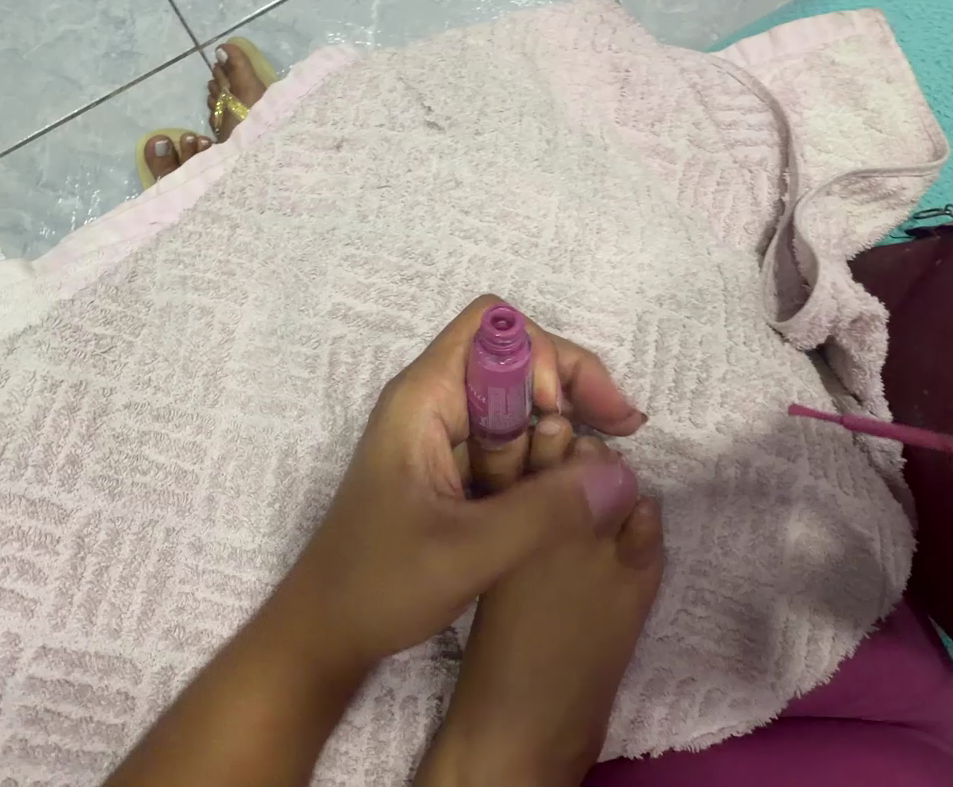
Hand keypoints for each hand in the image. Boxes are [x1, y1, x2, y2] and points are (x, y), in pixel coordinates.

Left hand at [267, 294, 648, 671]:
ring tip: (577, 488)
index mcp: (423, 397)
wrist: (329, 628)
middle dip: (567, 394)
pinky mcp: (453, 466)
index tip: (569, 414)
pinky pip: (510, 443)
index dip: (543, 354)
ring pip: (518, 404)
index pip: (493, 325)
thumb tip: (623, 473)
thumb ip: (546, 510)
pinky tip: (567, 499)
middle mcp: (434, 401)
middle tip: (615, 441)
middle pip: (515, 359)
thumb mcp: (469, 550)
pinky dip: (542, 462)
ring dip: (554, 437)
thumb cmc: (380, 584)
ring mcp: (442, 434)